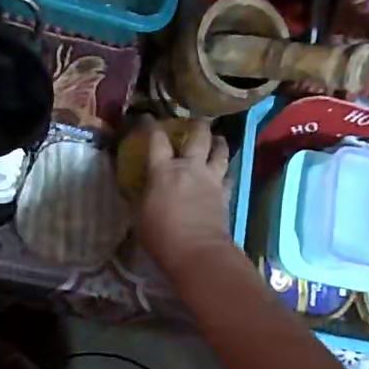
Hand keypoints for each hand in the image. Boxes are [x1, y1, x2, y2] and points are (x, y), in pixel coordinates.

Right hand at [134, 118, 234, 280]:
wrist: (198, 251)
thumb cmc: (161, 236)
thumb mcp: (139, 216)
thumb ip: (141, 197)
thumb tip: (140, 189)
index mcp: (163, 172)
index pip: (155, 141)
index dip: (150, 126)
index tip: (146, 117)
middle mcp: (189, 168)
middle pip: (198, 137)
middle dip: (197, 125)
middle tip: (197, 121)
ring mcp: (210, 180)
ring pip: (220, 151)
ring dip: (219, 142)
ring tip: (218, 139)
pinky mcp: (225, 194)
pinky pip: (228, 175)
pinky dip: (226, 171)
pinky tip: (224, 172)